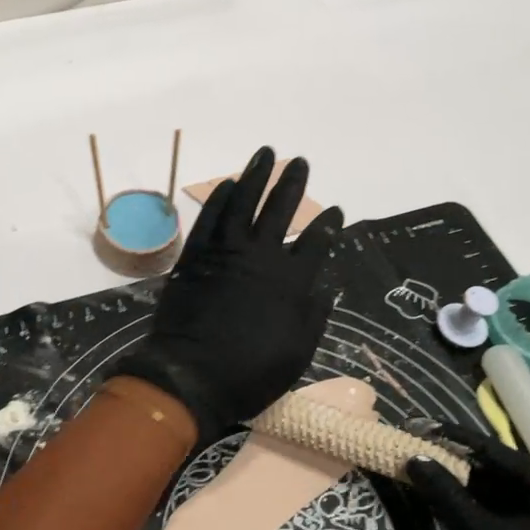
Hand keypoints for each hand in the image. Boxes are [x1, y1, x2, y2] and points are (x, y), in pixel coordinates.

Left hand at [112, 147, 344, 447]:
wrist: (193, 375)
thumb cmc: (252, 372)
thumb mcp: (298, 350)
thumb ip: (314, 313)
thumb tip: (327, 284)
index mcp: (292, 281)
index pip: (317, 243)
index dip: (328, 225)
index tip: (335, 210)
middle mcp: (261, 257)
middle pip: (280, 210)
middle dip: (291, 184)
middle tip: (300, 162)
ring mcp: (225, 253)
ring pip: (243, 203)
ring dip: (255, 176)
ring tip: (266, 153)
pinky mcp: (195, 256)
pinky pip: (210, 219)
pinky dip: (220, 200)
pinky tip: (229, 184)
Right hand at [408, 424, 529, 529]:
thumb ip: (447, 495)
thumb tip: (412, 457)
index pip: (492, 449)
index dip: (450, 435)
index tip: (412, 424)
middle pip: (490, 468)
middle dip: (449, 458)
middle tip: (407, 447)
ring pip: (488, 491)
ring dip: (453, 482)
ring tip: (413, 469)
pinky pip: (491, 513)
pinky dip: (463, 506)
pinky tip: (435, 500)